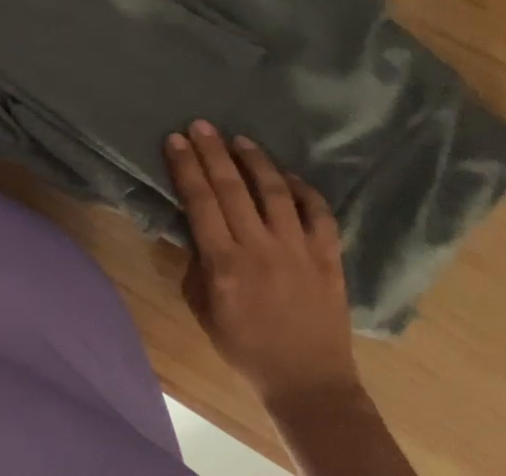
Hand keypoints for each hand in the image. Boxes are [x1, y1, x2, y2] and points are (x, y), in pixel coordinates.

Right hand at [164, 122, 358, 405]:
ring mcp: (300, 251)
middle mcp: (261, 249)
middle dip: (214, 153)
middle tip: (201, 125)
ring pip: (277, 193)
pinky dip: (305, 190)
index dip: (186, 167)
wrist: (307, 380)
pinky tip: (289, 176)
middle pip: (233, 189)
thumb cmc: (243, 345)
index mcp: (224, 263)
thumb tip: (195, 227)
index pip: (200, 201)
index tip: (175, 140)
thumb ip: (198, 262)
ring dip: (256, 162)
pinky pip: (320, 215)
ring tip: (241, 140)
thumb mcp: (202, 305)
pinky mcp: (329, 259)